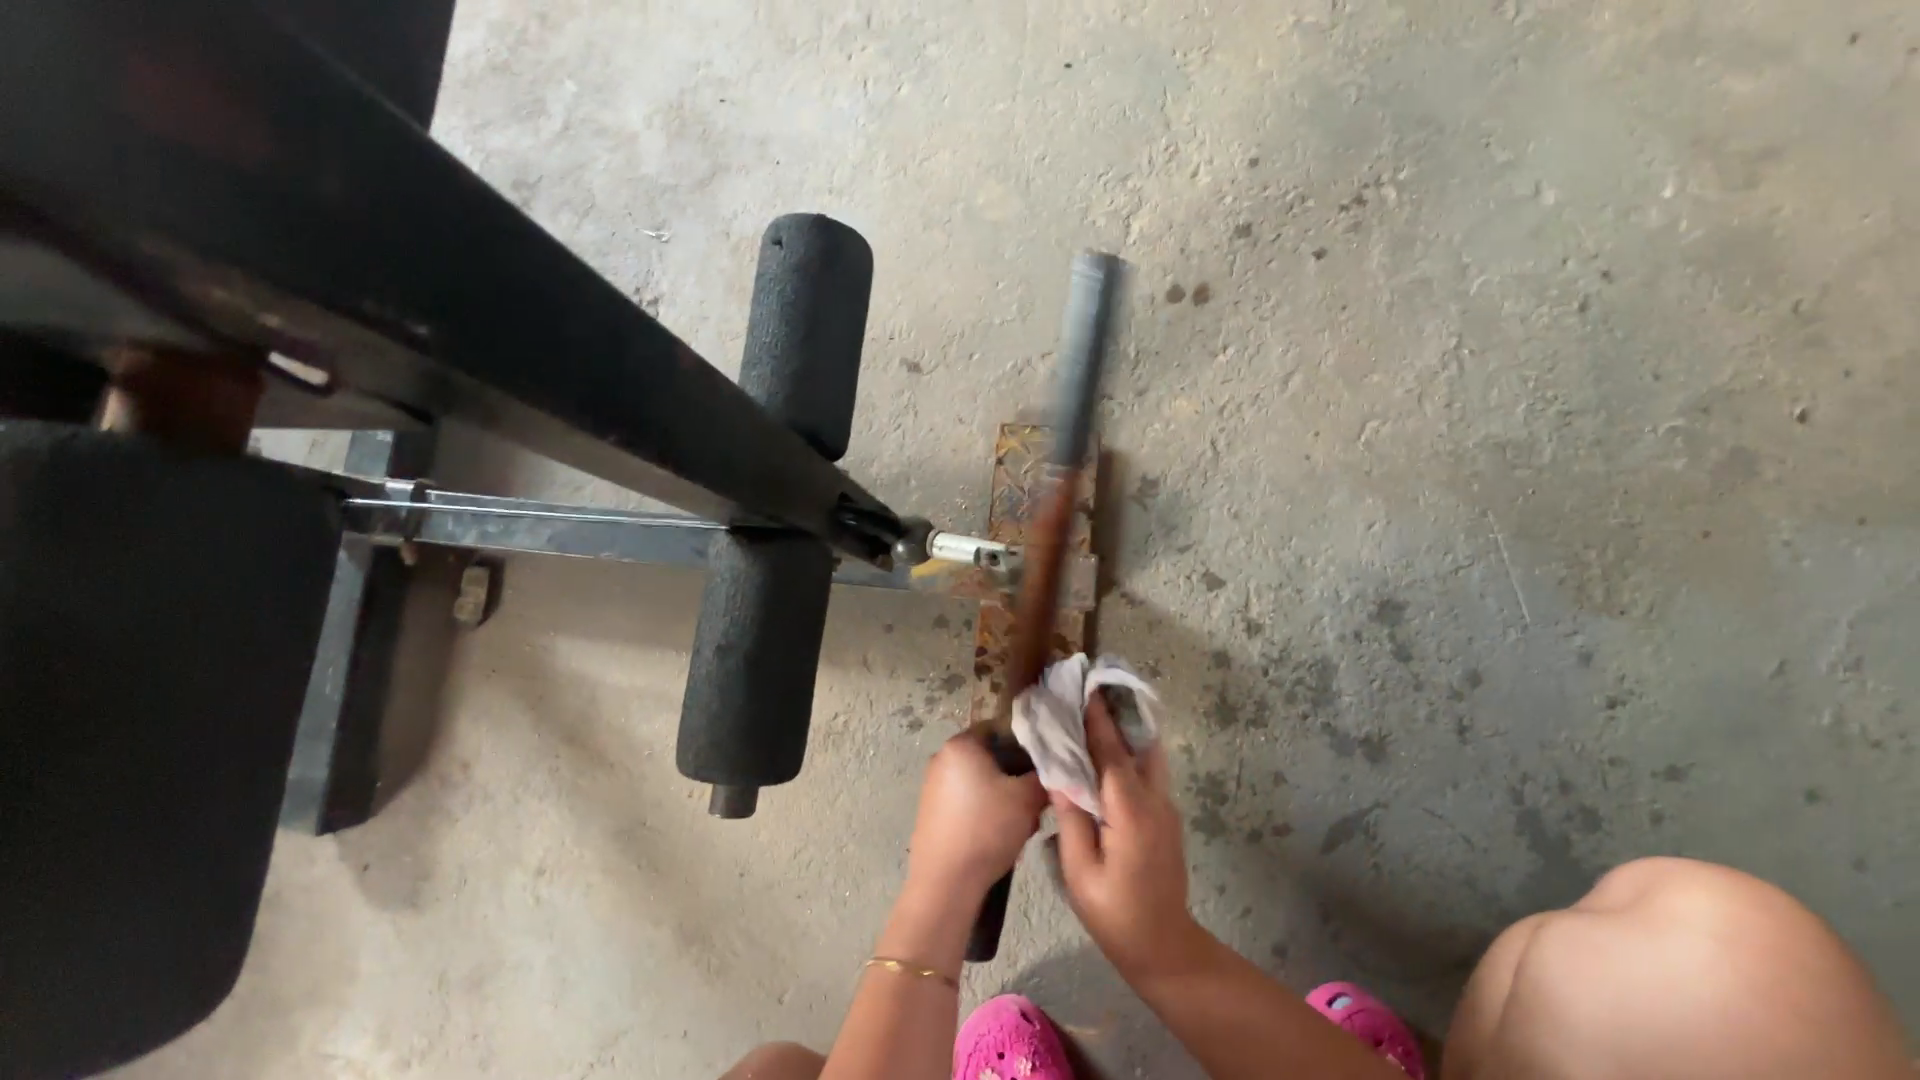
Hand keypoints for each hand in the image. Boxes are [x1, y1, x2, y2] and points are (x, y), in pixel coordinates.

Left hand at [906, 733, 1047, 899]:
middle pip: (991, 757)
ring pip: (982, 782)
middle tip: (1036, 800)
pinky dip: (988, 812)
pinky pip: (969, 801)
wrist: (946, 881)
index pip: (999, 728)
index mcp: (960, 744)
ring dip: (1006, 797)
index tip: (1045, 765)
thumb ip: (1044, 777)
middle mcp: (942, 758)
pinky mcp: (933, 811)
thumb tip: (1054, 770)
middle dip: (1017, 776)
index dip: (1027, 744)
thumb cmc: (987, 828)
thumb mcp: (1027, 799)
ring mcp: (933, 786)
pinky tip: (1002, 836)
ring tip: (1023, 824)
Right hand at [1053, 694, 1199, 978]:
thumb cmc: (1114, 913)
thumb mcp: (1080, 871)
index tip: (1085, 689)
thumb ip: (1072, 818)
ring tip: (1099, 712)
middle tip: (1093, 690)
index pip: (1112, 754)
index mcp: (1132, 812)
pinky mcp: (1166, 819)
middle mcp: (1155, 801)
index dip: (1097, 721)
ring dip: (1127, 732)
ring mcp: (1166, 809)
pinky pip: (1149, 774)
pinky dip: (1131, 753)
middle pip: (1139, 746)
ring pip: (1149, 757)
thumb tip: (1060, 775)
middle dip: (1118, 716)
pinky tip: (1109, 753)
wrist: (1163, 946)